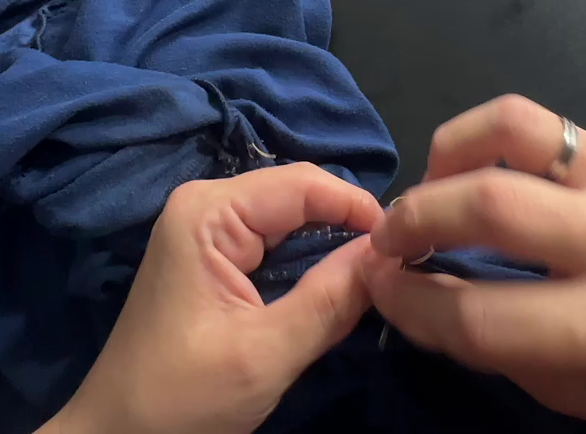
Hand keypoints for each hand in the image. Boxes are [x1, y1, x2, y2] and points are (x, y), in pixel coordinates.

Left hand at [47, 163, 383, 433]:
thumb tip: (389, 252)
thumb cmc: (181, 402)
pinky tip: (333, 276)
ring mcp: (205, 222)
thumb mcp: (264, 355)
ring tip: (374, 266)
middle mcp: (206, 201)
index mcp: (209, 210)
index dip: (356, 205)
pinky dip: (306, 253)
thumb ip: (330, 300)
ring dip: (330, 237)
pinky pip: (272, 234)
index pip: (301, 184)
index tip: (403, 242)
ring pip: (288, 212)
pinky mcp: (211, 248)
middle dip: (345, 220)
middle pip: (295, 192)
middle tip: (394, 258)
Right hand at [361, 95, 585, 433]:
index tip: (382, 290)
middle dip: (413, 222)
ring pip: (507, 135)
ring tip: (427, 190)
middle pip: (488, 208)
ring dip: (442, 160)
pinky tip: (462, 165)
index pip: (479, 316)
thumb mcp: (575, 393)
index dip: (411, 304)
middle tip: (387, 239)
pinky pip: (524, 118)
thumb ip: (490, 343)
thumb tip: (409, 290)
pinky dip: (476, 133)